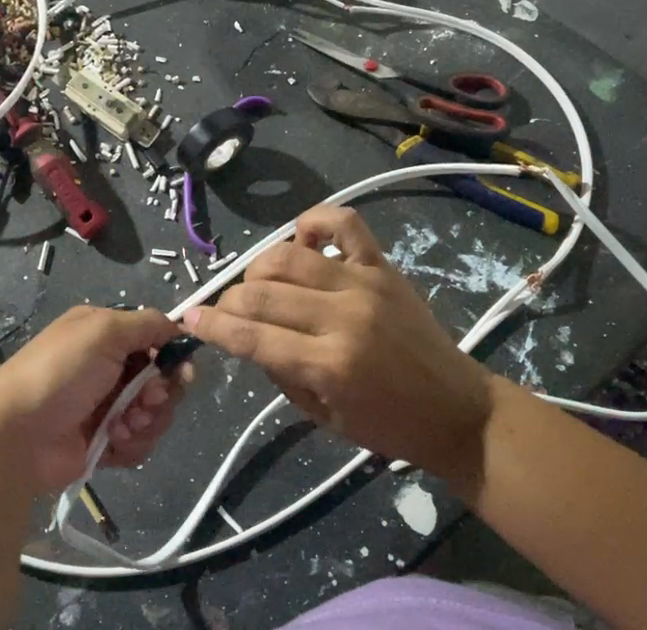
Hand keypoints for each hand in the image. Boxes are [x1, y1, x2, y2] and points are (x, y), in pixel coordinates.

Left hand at [0, 306, 188, 493]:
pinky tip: (112, 441)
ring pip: (154, 413)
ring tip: (121, 425)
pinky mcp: (105, 440)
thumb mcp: (103, 330)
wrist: (19, 434)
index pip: (155, 339)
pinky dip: (131, 443)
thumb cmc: (61, 372)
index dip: (172, 356)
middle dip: (160, 393)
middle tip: (145, 402)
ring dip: (146, 421)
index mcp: (105, 333)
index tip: (181, 371)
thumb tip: (179, 328)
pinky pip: (139, 441)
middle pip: (161, 379)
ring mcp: (107, 405)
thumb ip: (147, 324)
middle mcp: (109, 366)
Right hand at [181, 206, 495, 491]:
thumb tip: (245, 334)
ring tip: (259, 284)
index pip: (252, 336)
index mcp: (328, 365)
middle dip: (229, 300)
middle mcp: (343, 317)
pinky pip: (344, 224)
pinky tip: (300, 238)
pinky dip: (314, 221)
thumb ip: (280, 371)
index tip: (189, 319)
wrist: (456, 410)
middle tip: (225, 309)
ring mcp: (364, 284)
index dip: (212, 326)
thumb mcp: (323, 416)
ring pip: (289, 256)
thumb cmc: (388, 425)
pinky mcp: (383, 266)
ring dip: (259, 268)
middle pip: (262, 293)